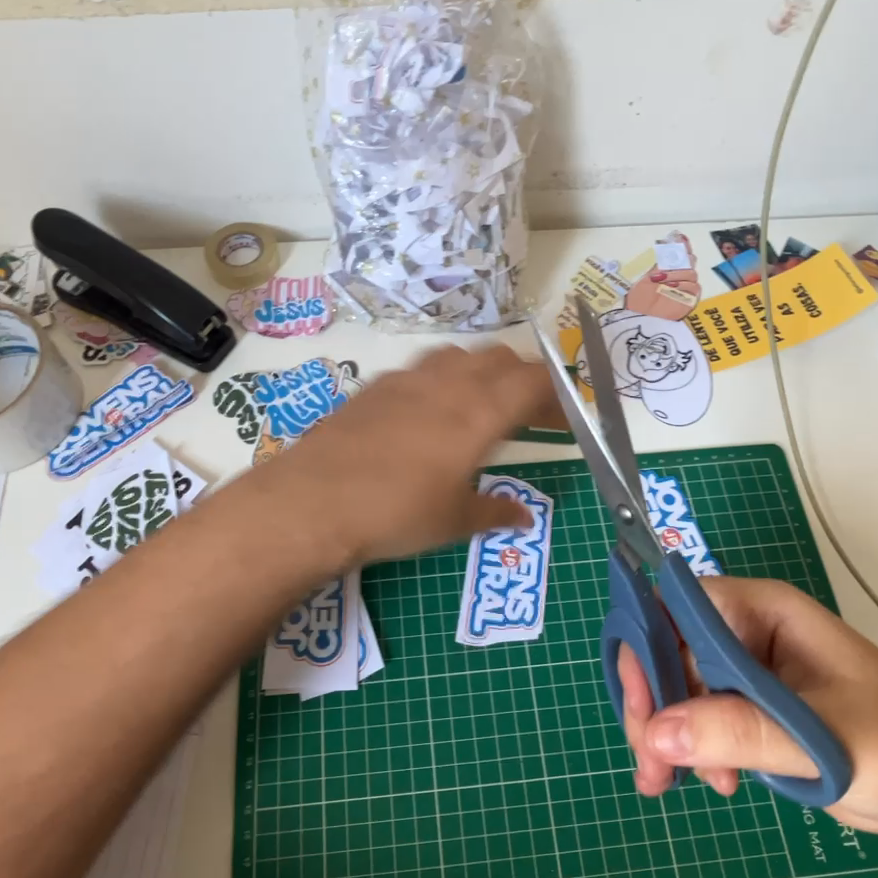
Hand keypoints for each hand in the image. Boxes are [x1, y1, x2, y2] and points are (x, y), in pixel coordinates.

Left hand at [243, 344, 558, 566]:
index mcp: (479, 412)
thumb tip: (523, 516)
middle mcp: (447, 383)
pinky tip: (428, 413)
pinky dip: (440, 380)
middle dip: (523, 379)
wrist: (314, 501)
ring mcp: (407, 379)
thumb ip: (494, 511)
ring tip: (481, 405)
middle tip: (529, 414)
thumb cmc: (396, 514)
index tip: (564, 417)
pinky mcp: (374, 387)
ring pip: (458, 355)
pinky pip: (421, 370)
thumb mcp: (453, 521)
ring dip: (480, 372)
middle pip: (499, 358)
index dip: (556, 394)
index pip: (533, 381)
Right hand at [619, 577, 877, 838]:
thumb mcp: (820, 740)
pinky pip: (695, 719)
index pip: (680, 605)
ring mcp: (745, 673)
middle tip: (649, 761)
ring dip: (663, 734)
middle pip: (667, 649)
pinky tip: (704, 782)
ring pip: (674, 688)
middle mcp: (747, 633)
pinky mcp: (748, 712)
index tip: (641, 702)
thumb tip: (658, 732)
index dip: (649, 643)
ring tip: (666, 783)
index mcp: (765, 612)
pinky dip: (684, 750)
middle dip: (651, 704)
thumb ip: (740, 732)